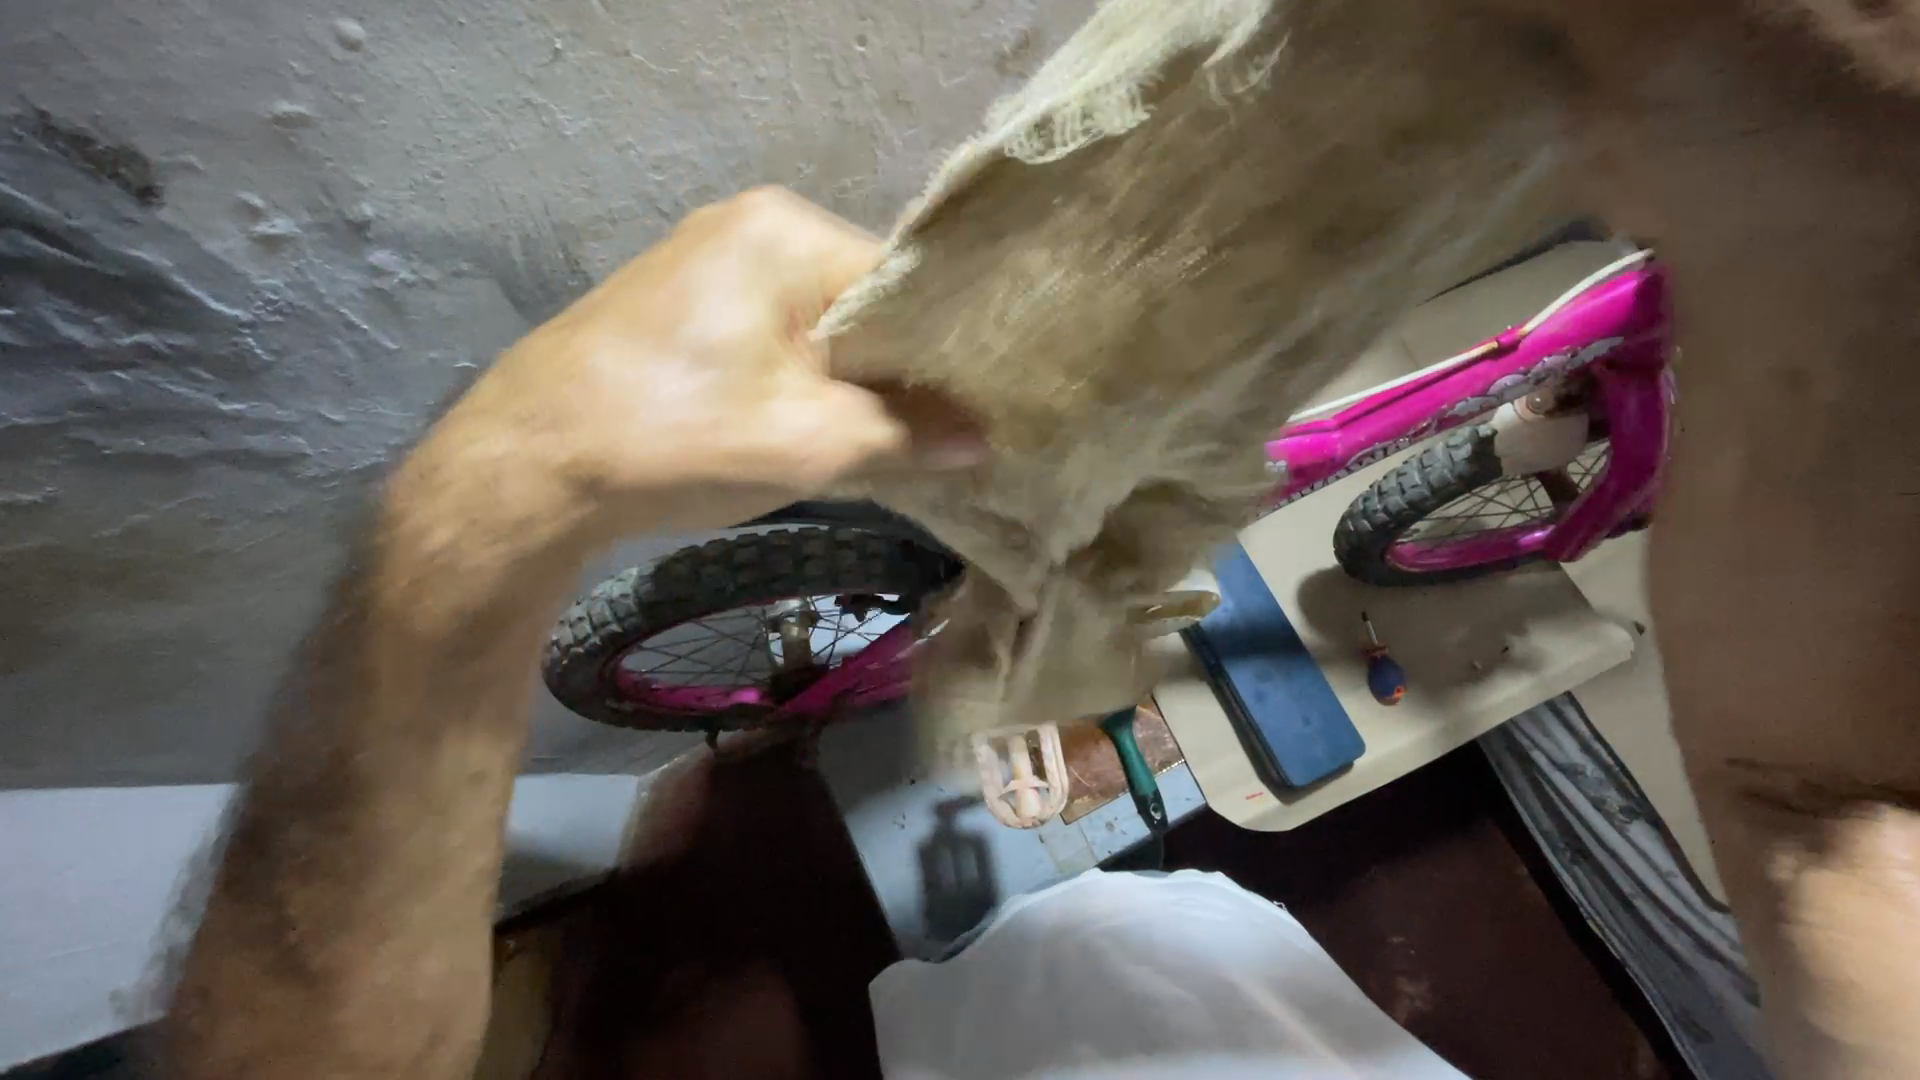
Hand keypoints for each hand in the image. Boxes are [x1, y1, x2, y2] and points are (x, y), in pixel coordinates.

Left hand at [412, 187, 978, 550]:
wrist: (531, 467)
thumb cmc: (679, 438)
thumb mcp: (812, 443)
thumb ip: (908, 435)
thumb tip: (984, 441)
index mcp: (787, 233)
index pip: (904, 284)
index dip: (945, 351)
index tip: (977, 407)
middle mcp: (750, 229)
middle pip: (863, 304)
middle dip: (897, 373)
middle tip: (939, 433)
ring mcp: (711, 265)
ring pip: (820, 327)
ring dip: (852, 383)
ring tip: (887, 438)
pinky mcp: (686, 308)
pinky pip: (777, 338)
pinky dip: (806, 382)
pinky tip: (817, 426)